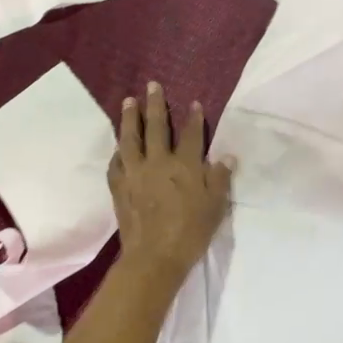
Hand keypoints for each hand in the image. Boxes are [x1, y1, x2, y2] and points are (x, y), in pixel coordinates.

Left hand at [109, 82, 232, 283]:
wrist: (155, 256)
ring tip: (128, 101)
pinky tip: (118, 146)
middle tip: (152, 85)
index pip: (192, 135)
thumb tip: (226, 156)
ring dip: (130, 118)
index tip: (193, 103)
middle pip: (157, 127)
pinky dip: (118, 151)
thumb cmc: (191, 232)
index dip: (194, 118)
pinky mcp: (119, 187)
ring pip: (130, 138)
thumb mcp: (215, 206)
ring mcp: (135, 173)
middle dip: (156, 104)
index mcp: (186, 165)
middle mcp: (158, 161)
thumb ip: (220, 179)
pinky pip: (116, 162)